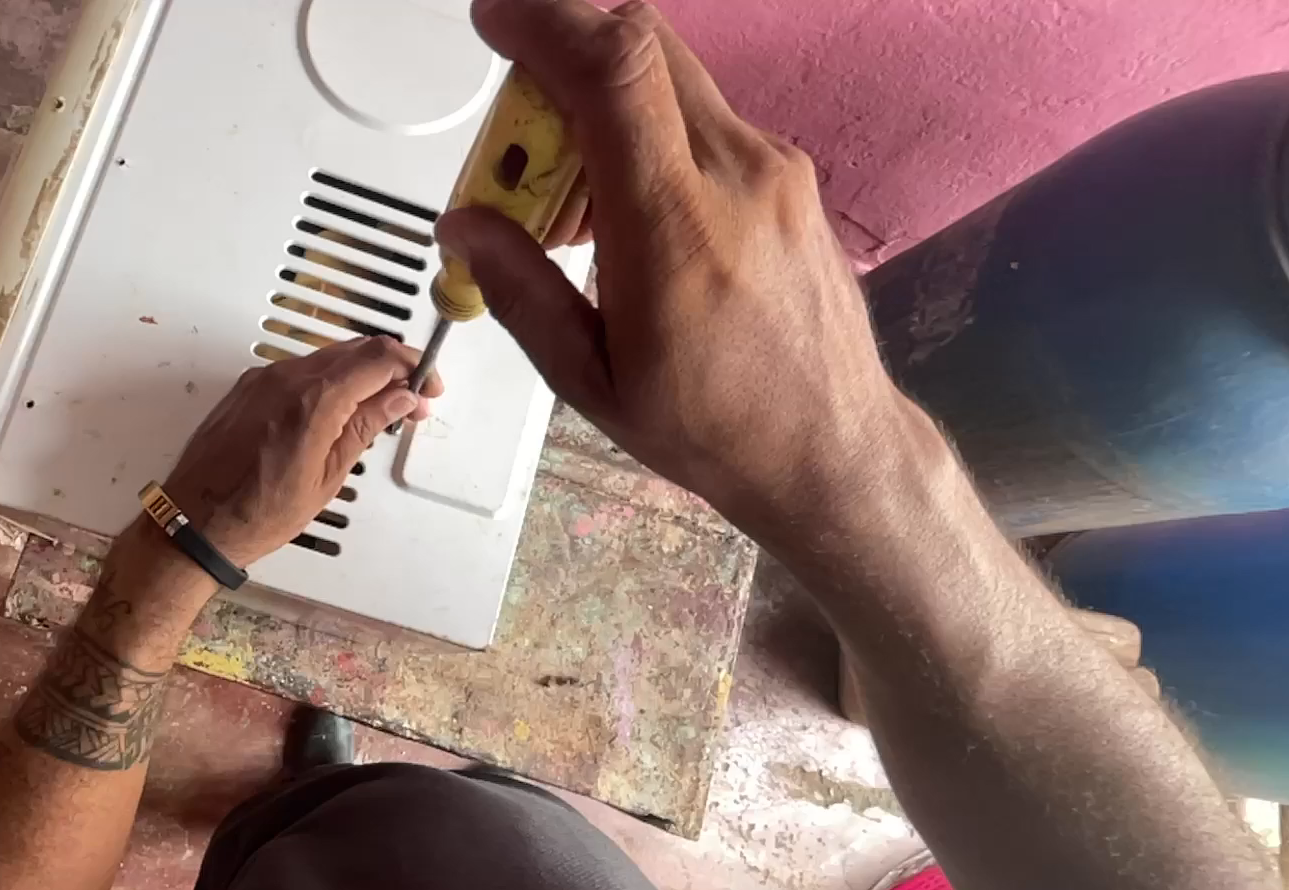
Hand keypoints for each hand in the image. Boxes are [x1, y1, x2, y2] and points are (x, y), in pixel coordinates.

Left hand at [160, 337, 440, 567]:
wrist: (196, 521)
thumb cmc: (256, 512)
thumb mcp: (328, 476)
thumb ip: (365, 427)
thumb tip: (400, 398)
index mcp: (314, 401)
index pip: (379, 359)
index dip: (413, 368)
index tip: (428, 388)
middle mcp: (287, 378)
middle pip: (356, 350)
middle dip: (392, 370)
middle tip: (411, 401)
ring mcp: (263, 379)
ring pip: (328, 357)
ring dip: (361, 375)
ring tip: (378, 410)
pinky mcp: (249, 387)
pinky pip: (300, 370)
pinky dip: (329, 381)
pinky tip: (338, 409)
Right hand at [437, 0, 921, 533]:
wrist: (827, 447)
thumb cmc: (706, 427)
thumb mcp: (588, 379)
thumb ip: (520, 292)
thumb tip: (462, 226)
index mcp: (674, 229)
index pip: (614, 70)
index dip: (547, 21)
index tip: (493, 18)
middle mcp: (737, 172)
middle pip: (641, 51)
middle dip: (557, 67)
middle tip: (513, 149)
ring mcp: (775, 167)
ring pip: (668, 85)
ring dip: (594, 115)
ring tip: (561, 212)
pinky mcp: (789, 177)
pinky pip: (698, 122)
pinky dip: (638, 140)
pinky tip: (615, 215)